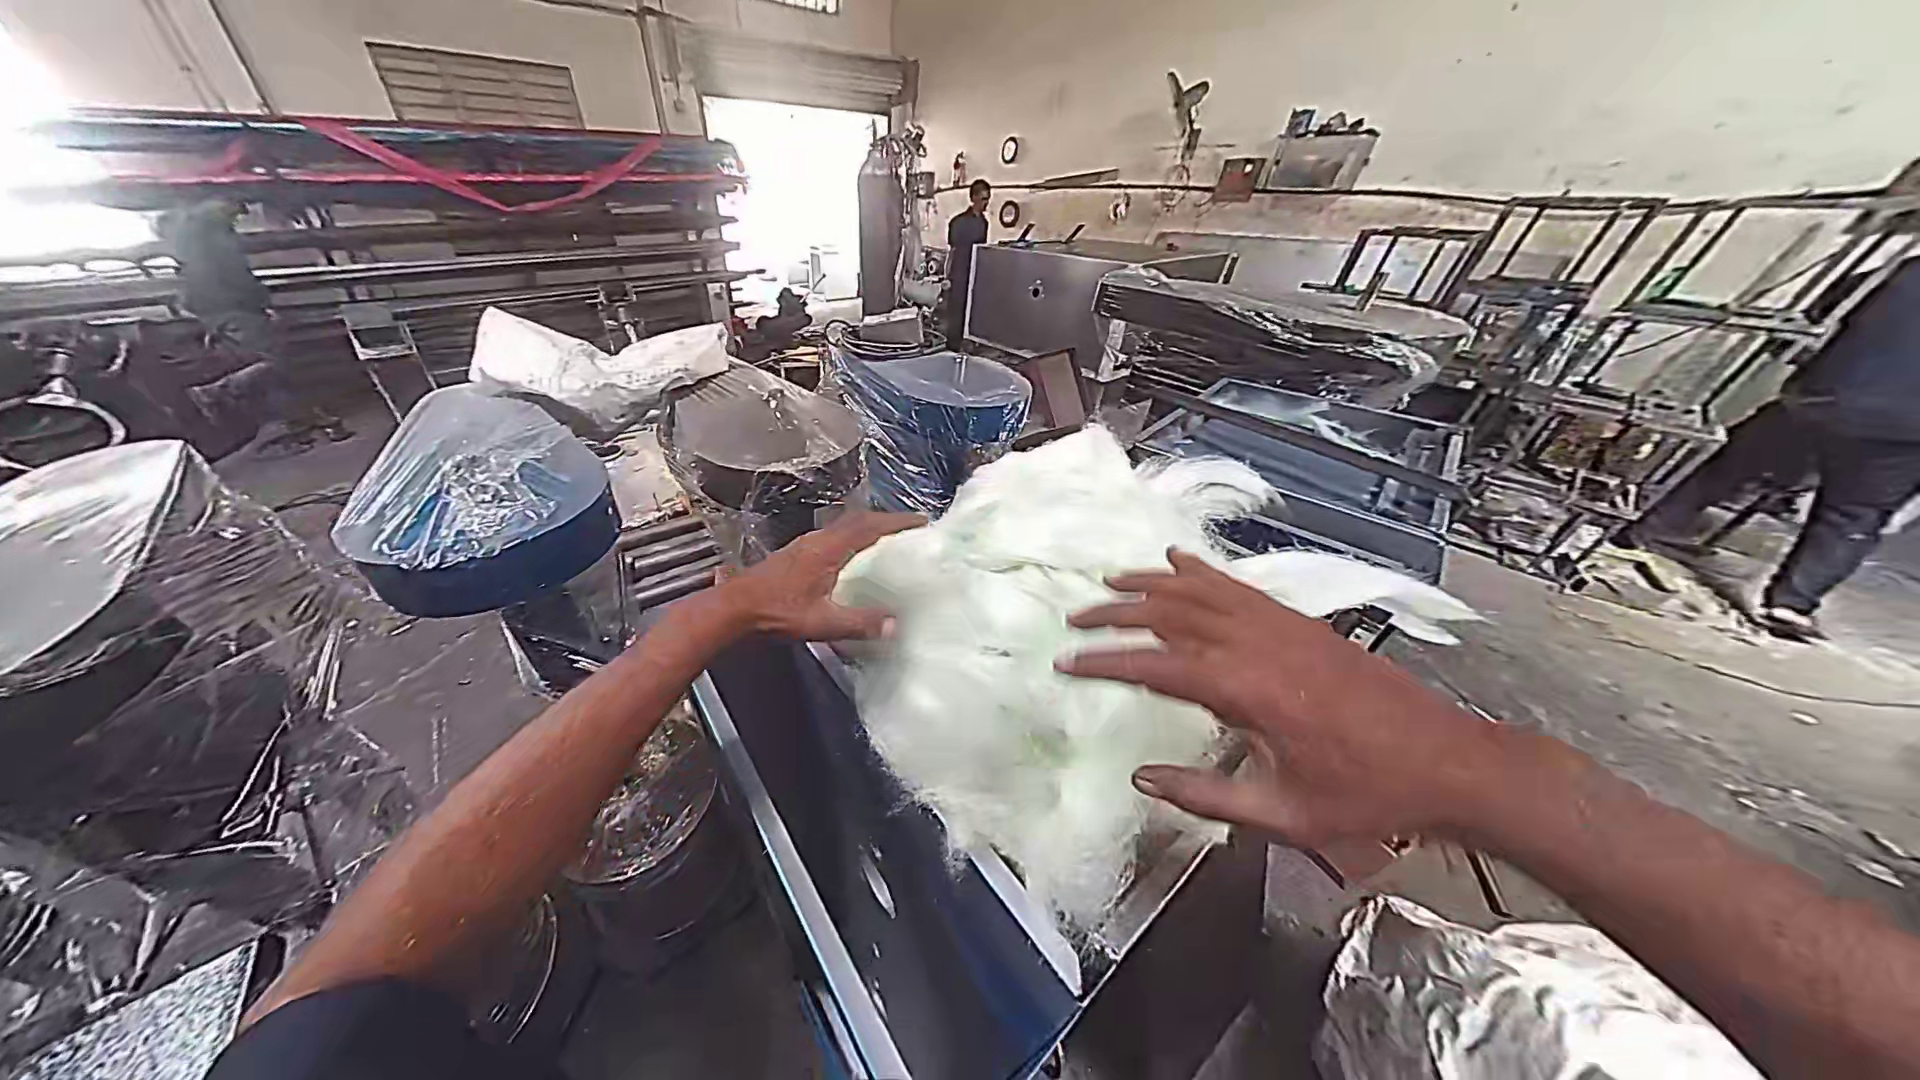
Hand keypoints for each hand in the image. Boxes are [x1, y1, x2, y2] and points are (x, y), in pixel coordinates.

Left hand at [717, 512, 924, 640]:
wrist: (732, 609)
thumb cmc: (775, 612)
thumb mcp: (822, 622)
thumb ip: (858, 623)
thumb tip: (894, 624)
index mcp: (828, 549)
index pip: (869, 527)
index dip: (897, 522)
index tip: (921, 521)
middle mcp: (817, 540)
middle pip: (857, 521)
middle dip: (886, 521)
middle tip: (909, 528)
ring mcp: (804, 545)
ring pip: (843, 528)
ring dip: (867, 529)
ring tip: (887, 540)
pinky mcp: (795, 555)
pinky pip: (832, 537)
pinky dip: (851, 539)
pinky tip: (852, 557)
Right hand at [1059, 549, 1505, 848]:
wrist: (1450, 762)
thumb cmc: (1367, 794)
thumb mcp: (1282, 813)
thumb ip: (1204, 795)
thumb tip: (1141, 776)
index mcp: (1245, 690)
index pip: (1153, 666)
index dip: (1104, 662)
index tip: (1067, 663)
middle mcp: (1255, 644)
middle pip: (1168, 614)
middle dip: (1115, 614)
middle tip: (1077, 618)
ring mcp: (1278, 625)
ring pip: (1198, 591)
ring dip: (1149, 583)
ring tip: (1111, 581)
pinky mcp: (1296, 621)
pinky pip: (1237, 586)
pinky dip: (1200, 571)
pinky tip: (1177, 560)